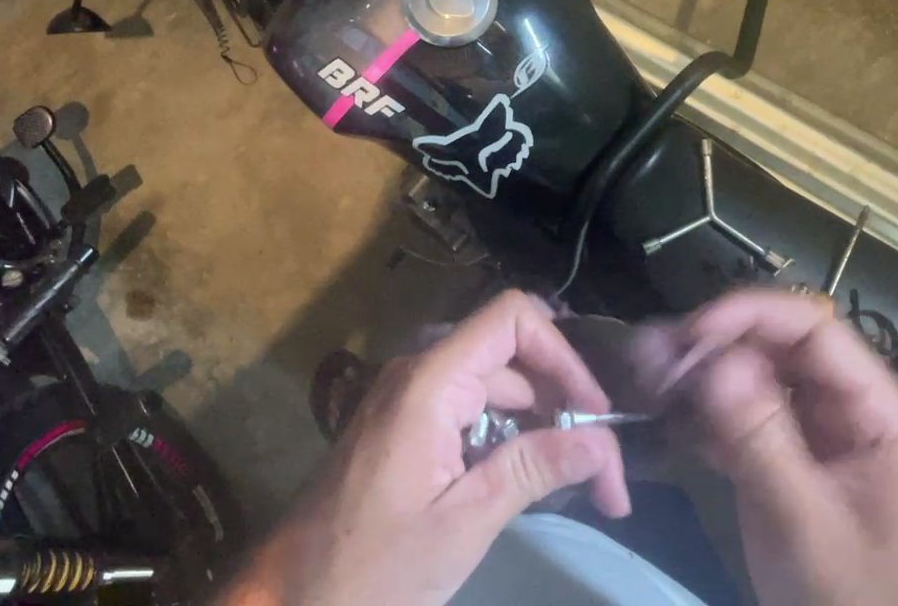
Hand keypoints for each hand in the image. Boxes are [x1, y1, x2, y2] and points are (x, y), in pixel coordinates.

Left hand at [220, 291, 631, 605]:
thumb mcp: (464, 520)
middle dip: (562, 400)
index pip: (509, 318)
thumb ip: (531, 469)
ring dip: (540, 423)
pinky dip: (506, 434)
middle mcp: (419, 371)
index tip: (594, 413)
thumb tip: (601, 443)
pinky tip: (529, 477)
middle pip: (508, 354)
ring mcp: (409, 395)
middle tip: (602, 470)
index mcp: (430, 380)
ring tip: (582, 480)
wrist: (295, 590)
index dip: (561, 353)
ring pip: (493, 384)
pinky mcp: (406, 421)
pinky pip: (469, 407)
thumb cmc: (374, 562)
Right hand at [670, 291, 897, 605]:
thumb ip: (762, 439)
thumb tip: (714, 359)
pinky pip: (741, 409)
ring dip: (700, 370)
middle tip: (654, 355)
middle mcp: (848, 408)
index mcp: (879, 414)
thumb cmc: (851, 600)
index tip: (691, 334)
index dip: (751, 317)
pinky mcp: (785, 454)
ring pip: (753, 372)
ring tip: (649, 374)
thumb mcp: (806, 523)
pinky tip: (667, 410)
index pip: (814, 330)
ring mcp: (815, 431)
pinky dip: (702, 406)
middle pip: (777, 344)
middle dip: (715, 342)